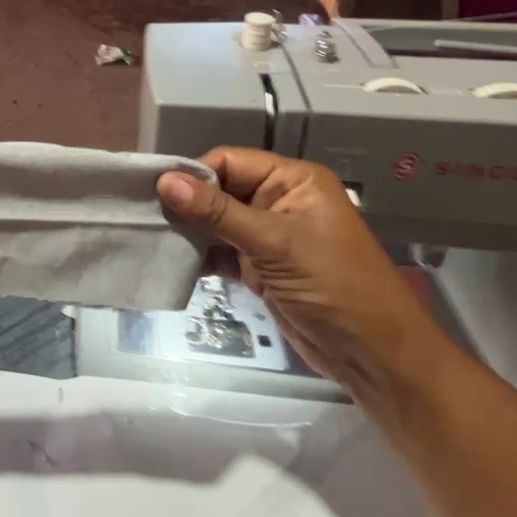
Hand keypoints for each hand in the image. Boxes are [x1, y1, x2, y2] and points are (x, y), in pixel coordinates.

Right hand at [157, 148, 452, 397]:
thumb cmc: (335, 287)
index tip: (154, 193)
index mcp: (292, 181)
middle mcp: (278, 201)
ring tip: (151, 239)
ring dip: (188, 232)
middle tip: (143, 217)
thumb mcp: (276, 244)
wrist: (374, 355)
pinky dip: (199, 257)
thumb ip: (218, 212)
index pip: (229, 162)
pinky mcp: (260, 267)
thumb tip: (166, 181)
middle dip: (185, 204)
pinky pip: (220, 252)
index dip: (194, 175)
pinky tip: (172, 262)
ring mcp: (268, 236)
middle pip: (218, 190)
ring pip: (215, 223)